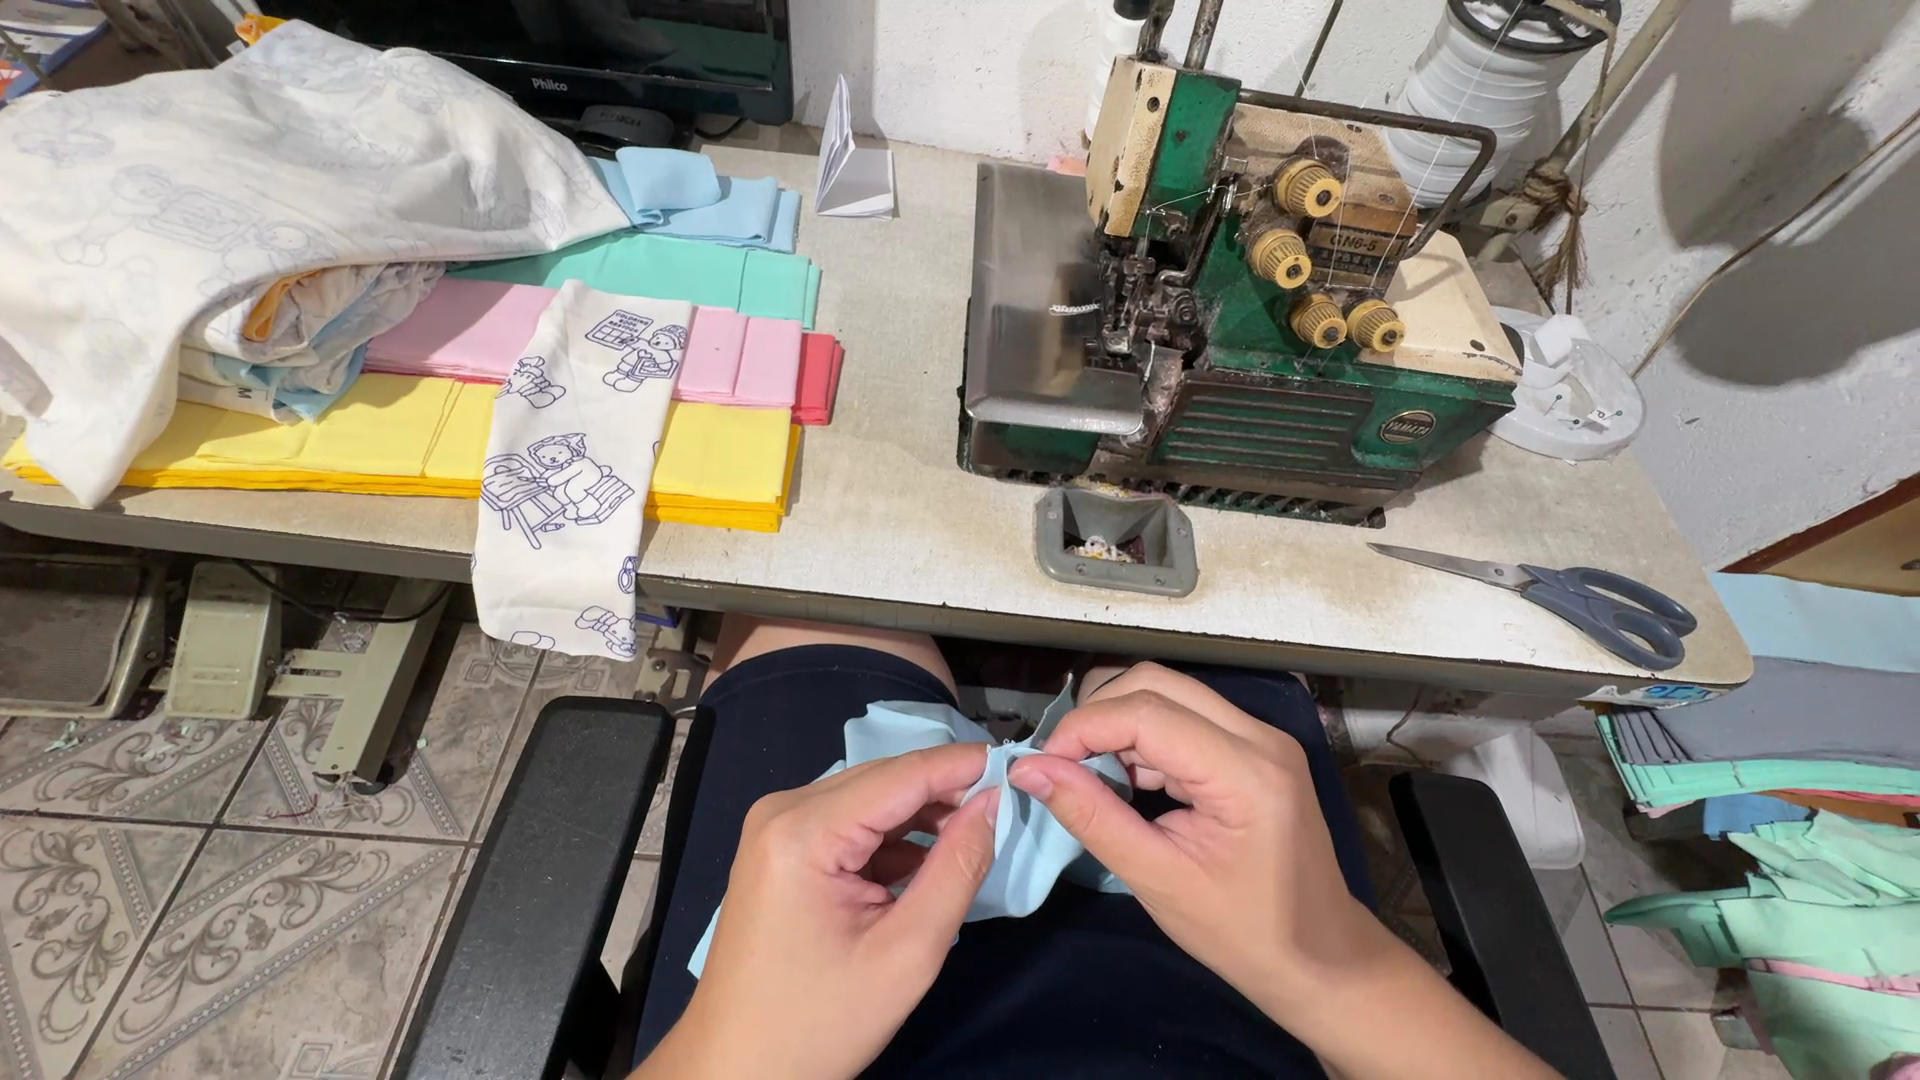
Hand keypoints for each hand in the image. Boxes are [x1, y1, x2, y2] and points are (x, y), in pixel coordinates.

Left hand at [641, 743, 999, 1079]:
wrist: (734, 1072)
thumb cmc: (820, 1023)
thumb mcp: (907, 953)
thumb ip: (958, 868)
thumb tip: (994, 802)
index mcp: (804, 829)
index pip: (902, 774)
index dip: (963, 765)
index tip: (1017, 767)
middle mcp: (784, 808)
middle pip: (884, 780)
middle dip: (944, 791)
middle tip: (1002, 809)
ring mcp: (777, 824)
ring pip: (870, 797)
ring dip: (920, 814)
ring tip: (970, 839)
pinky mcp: (780, 844)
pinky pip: (849, 820)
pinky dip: (890, 836)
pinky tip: (924, 862)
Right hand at [1006, 663, 1380, 1017]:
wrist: (1324, 961)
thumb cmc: (1244, 933)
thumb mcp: (1158, 880)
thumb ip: (1091, 816)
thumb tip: (1028, 769)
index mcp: (1245, 773)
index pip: (1145, 712)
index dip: (1083, 728)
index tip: (1042, 765)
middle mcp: (1258, 736)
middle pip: (1155, 683)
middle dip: (1098, 715)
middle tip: (1065, 765)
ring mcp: (1260, 736)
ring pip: (1167, 692)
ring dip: (1119, 723)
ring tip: (1097, 779)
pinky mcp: (1253, 745)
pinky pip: (1183, 715)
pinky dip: (1143, 737)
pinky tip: (1132, 781)